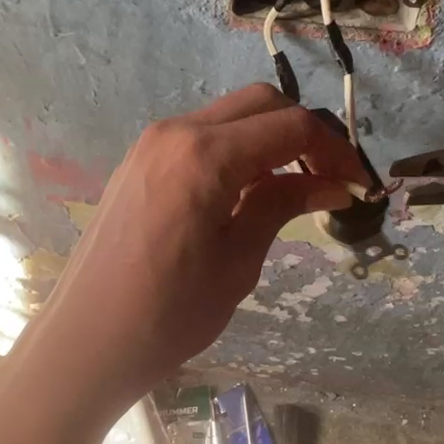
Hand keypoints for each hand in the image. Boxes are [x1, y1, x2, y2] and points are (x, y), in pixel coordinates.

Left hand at [26, 83, 363, 397]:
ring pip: (229, 115)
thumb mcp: (238, 261)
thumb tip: (331, 184)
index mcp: (205, 154)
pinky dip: (235, 149)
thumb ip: (282, 205)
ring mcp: (153, 141)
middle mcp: (178, 131)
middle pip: (260, 103)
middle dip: (303, 132)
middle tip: (330, 178)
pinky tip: (248, 189)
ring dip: (269, 138)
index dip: (334, 150)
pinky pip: (201, 135)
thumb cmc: (168, 314)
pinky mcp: (140, 159)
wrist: (85, 340)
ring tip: (295, 186)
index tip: (358, 184)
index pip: (290, 126)